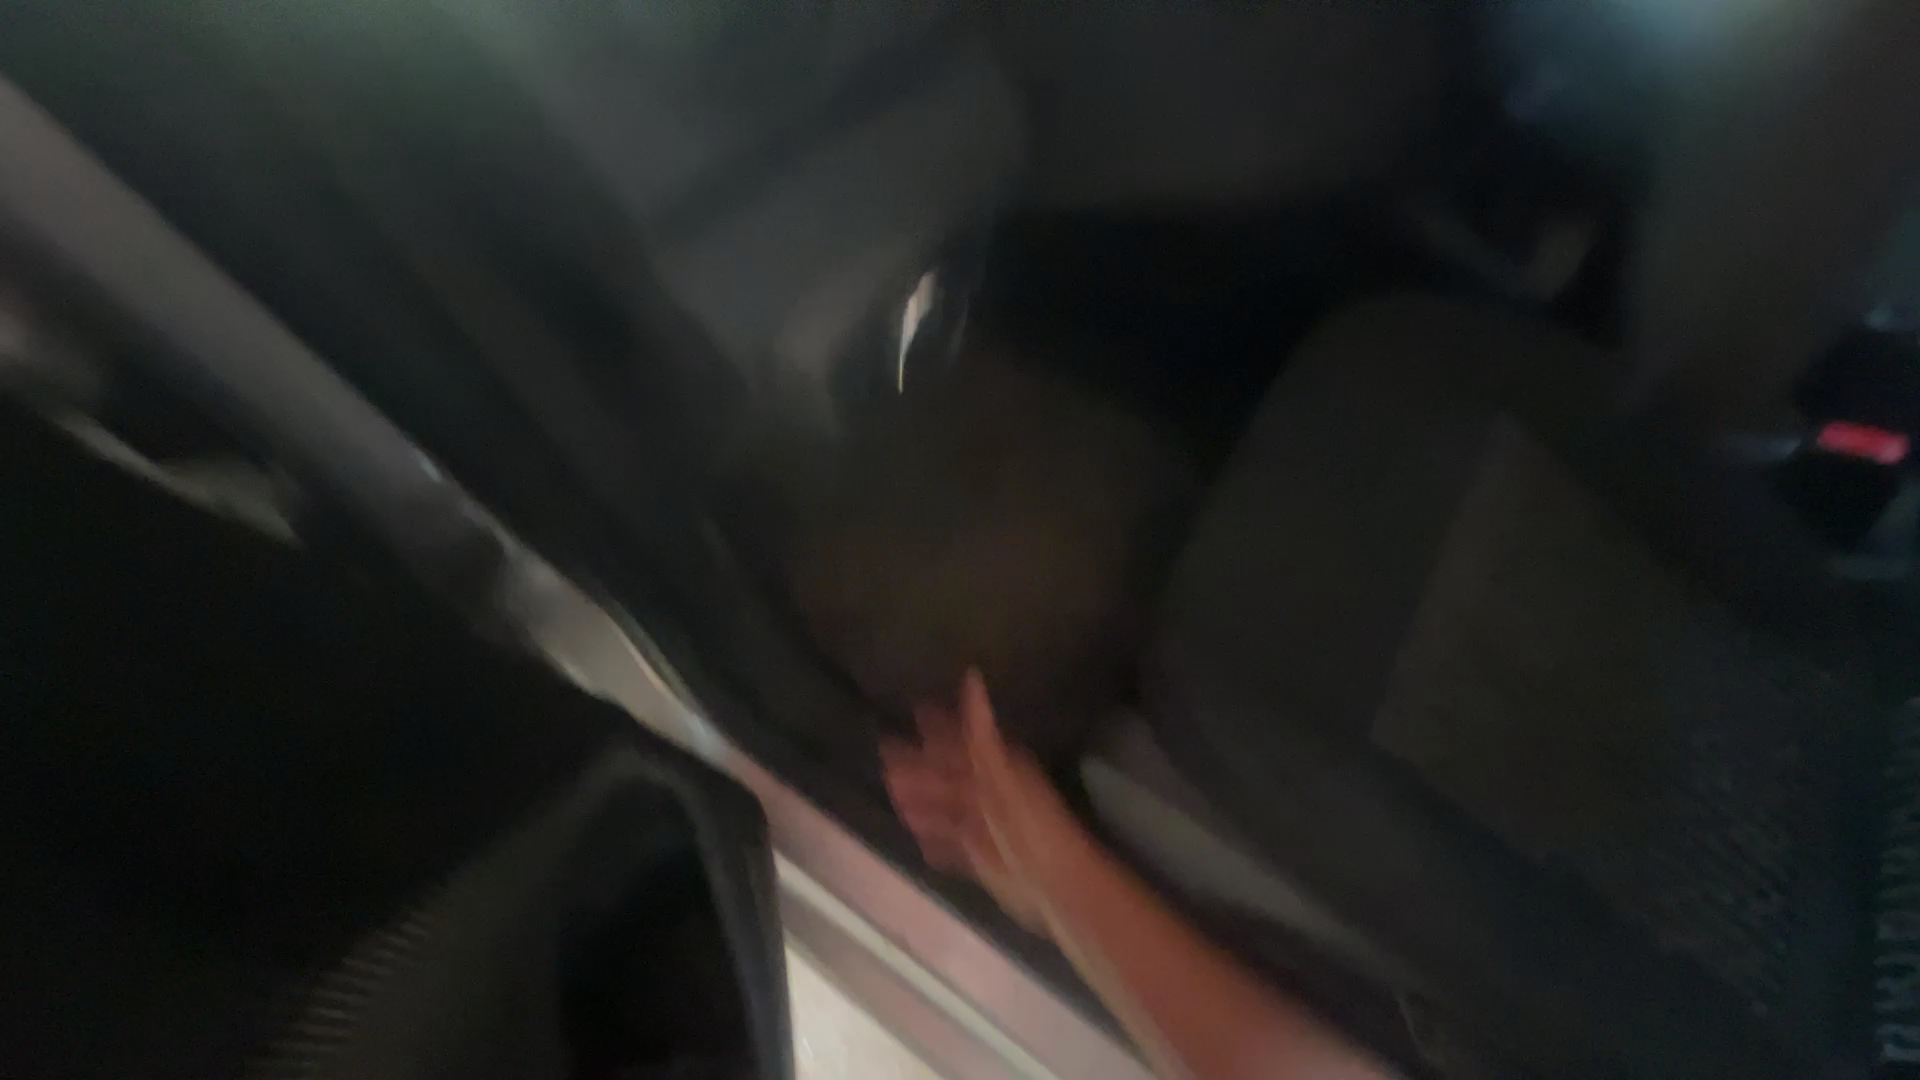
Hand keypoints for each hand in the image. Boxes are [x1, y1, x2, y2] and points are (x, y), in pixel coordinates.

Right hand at [881, 669, 1075, 934]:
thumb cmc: (1028, 820)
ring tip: (891, 791)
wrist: (1054, 883)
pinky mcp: (979, 859)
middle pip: (947, 774)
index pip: (961, 739)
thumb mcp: (1001, 769)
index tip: (913, 708)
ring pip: (945, 808)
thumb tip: (972, 675)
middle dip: (918, 764)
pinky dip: (934, 840)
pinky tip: (918, 838)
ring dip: (920, 800)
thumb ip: (981, 727)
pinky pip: (950, 845)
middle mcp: (989, 792)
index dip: (937, 726)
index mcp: (996, 766)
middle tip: (885, 752)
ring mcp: (983, 827)